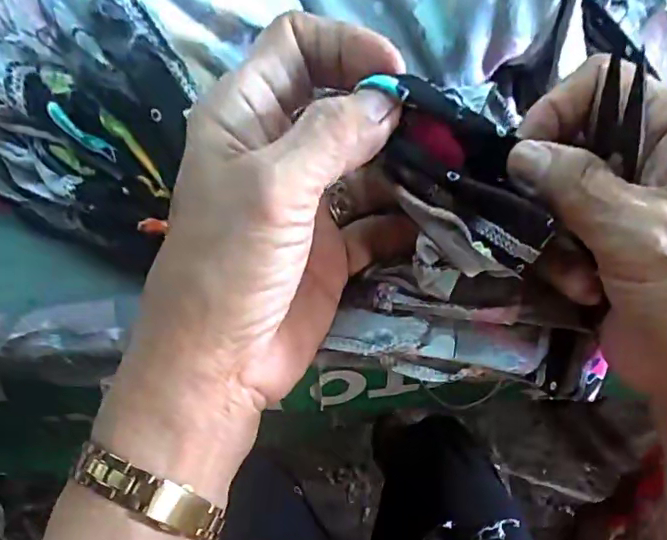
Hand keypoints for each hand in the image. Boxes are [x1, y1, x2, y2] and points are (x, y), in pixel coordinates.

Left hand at [95, 14, 416, 497]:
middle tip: (437, 129)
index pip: (297, 47)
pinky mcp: (330, 257)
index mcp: (244, 119)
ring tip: (448, 171)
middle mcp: (276, 156)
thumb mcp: (273, 187)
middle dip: (387, 110)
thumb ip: (330, 136)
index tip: (395, 77)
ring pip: (365, 168)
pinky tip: (435, 221)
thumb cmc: (228, 269)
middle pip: (340, 106)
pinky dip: (403, 223)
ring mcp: (306, 209)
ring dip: (404, 166)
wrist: (219, 365)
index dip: (347, 48)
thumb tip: (388, 103)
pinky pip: (375, 227)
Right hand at [508, 58, 666, 408]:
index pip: (603, 86)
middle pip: (569, 148)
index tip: (523, 160)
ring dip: (556, 245)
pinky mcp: (601, 251)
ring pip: (554, 202)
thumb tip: (519, 154)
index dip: (557, 113)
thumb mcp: (636, 232)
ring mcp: (621, 210)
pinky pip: (556, 242)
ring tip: (581, 279)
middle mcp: (647, 161)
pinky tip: (585, 294)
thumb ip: (577, 187)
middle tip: (547, 233)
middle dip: (550, 197)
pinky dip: (561, 269)